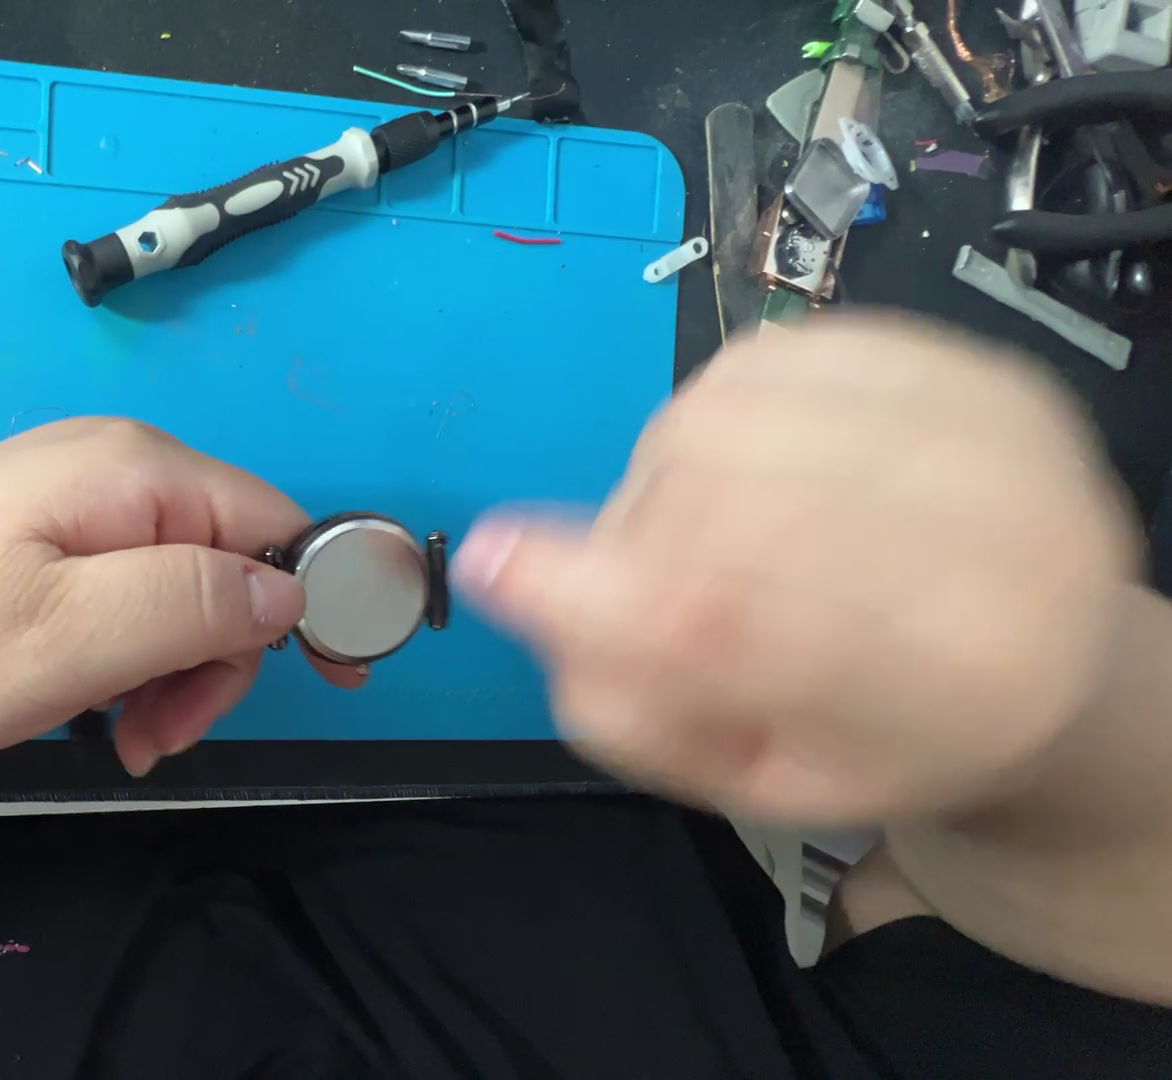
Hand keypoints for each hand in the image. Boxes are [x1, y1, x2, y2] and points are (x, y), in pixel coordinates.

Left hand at [0, 418, 357, 775]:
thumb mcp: (70, 638)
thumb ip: (191, 602)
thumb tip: (289, 593)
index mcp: (133, 472)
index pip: (271, 522)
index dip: (311, 598)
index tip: (325, 680)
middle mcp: (120, 468)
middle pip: (231, 563)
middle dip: (216, 657)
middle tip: (161, 735)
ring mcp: (86, 501)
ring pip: (187, 588)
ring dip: (175, 670)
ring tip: (125, 736)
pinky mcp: (60, 536)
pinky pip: (138, 592)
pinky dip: (138, 657)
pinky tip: (100, 703)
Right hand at [451, 316, 1138, 822]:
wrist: (1031, 647)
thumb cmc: (872, 730)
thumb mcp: (748, 773)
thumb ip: (618, 703)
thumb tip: (497, 570)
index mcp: (956, 690)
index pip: (735, 629)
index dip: (591, 597)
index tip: (488, 565)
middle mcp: (1003, 545)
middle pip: (714, 504)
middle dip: (639, 541)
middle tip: (655, 578)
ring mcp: (984, 432)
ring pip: (722, 422)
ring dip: (670, 479)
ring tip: (709, 523)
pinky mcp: (948, 361)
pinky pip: (759, 362)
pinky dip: (714, 412)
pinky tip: (751, 462)